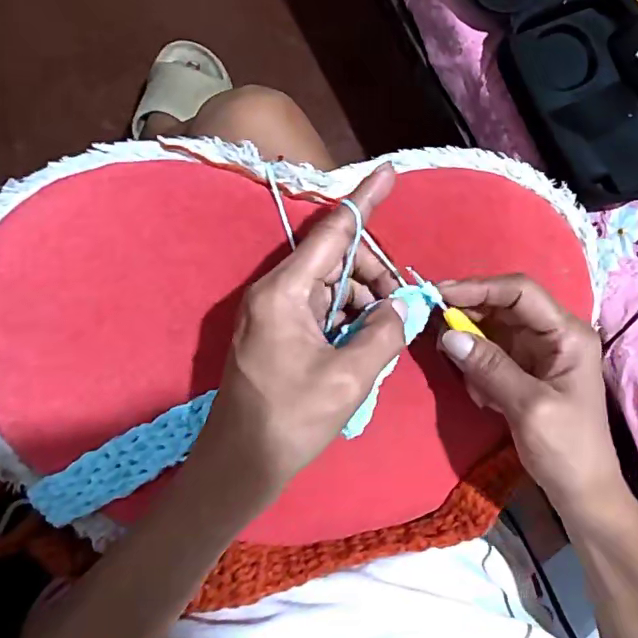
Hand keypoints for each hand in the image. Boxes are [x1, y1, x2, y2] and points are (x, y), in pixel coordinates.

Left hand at [196, 165, 407, 490]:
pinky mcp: (278, 333)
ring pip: (333, 285)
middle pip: (338, 258)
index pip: (333, 231)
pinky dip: (349, 319)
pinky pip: (323, 308)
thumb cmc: (289, 420)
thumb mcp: (349, 377)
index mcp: (285, 292)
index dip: (364, 200)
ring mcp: (275, 312)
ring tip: (380, 337)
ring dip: (364, 300)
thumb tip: (396, 310)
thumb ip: (382, 333)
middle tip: (399, 310)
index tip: (388, 171)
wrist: (239, 466)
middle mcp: (276, 292)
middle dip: (374, 273)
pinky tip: (363, 346)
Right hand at [436, 275, 625, 514]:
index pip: (521, 292)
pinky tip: (482, 397)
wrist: (582, 492)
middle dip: (469, 315)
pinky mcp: (525, 370)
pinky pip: (492, 354)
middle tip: (434, 326)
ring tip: (468, 378)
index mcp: (567, 333)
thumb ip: (490, 367)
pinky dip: (478, 368)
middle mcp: (554, 334)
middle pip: (504, 306)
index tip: (440, 293)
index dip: (480, 287)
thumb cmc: (566, 448)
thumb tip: (449, 334)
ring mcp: (539, 352)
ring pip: (493, 330)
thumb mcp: (528, 407)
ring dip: (472, 347)